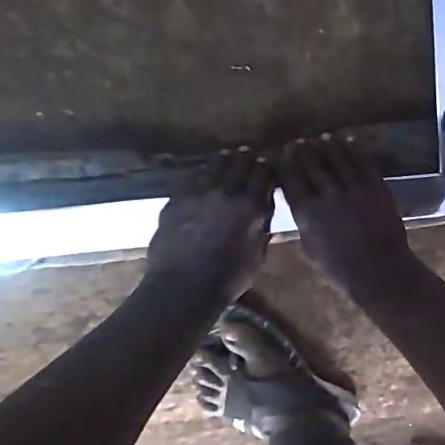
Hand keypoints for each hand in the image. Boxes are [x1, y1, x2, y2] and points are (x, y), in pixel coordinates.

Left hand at [146, 151, 274, 301]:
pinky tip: (203, 177)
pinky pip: (193, 177)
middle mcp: (226, 191)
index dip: (267, 166)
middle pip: (240, 162)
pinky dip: (202, 174)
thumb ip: (262, 227)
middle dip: (247, 158)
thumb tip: (263, 210)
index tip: (267, 166)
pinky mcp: (177, 198)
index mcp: (250, 205)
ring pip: (215, 164)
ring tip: (227, 159)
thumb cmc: (227, 279)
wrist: (182, 287)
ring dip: (224, 161)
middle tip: (248, 157)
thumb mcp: (257, 255)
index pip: (263, 172)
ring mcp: (198, 192)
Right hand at [278, 138, 420, 295]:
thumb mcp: (309, 247)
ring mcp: (352, 186)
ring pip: (335, 155)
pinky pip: (362, 160)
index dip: (283, 163)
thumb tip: (298, 203)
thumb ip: (303, 221)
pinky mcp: (375, 185)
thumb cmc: (339, 268)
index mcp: (306, 210)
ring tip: (321, 137)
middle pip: (310, 162)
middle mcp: (326, 193)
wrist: (379, 270)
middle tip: (299, 141)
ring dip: (326, 144)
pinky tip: (347, 140)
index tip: (280, 154)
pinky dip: (353, 148)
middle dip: (302, 149)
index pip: (289, 178)